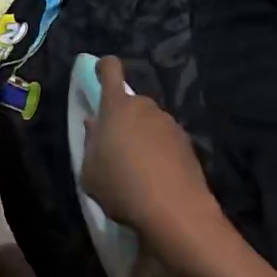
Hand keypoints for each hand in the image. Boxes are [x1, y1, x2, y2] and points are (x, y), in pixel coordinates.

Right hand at [79, 55, 216, 235]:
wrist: (173, 208)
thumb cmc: (121, 186)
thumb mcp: (90, 171)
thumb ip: (91, 142)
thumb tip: (94, 123)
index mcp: (117, 107)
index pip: (111, 70)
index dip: (104, 67)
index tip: (99, 73)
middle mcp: (145, 106)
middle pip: (130, 103)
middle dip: (122, 118)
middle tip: (114, 147)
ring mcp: (168, 122)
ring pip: (149, 121)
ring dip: (141, 135)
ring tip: (136, 168)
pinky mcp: (186, 141)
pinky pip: (165, 138)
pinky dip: (159, 149)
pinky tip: (156, 176)